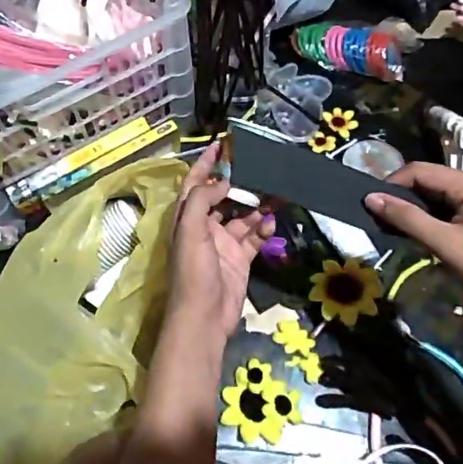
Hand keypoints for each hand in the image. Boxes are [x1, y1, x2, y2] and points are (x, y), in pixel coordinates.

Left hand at [166, 142, 273, 336]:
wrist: (204, 318)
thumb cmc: (192, 272)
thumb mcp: (190, 231)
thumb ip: (202, 200)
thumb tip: (223, 181)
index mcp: (187, 218)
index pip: (195, 183)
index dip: (206, 164)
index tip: (221, 145)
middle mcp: (204, 227)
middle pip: (223, 197)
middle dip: (240, 183)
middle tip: (260, 168)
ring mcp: (223, 243)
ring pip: (242, 216)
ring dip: (257, 205)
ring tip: (275, 192)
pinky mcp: (240, 258)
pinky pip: (254, 237)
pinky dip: (264, 228)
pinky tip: (273, 221)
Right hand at [364, 163, 462, 314]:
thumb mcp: (447, 245)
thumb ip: (408, 219)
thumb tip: (371, 198)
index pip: (420, 170)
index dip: (392, 184)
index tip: (372, 207)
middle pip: (433, 180)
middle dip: (406, 198)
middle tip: (384, 222)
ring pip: (445, 195)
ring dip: (422, 210)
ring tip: (403, 233)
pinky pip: (459, 208)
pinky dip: (440, 219)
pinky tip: (432, 238)